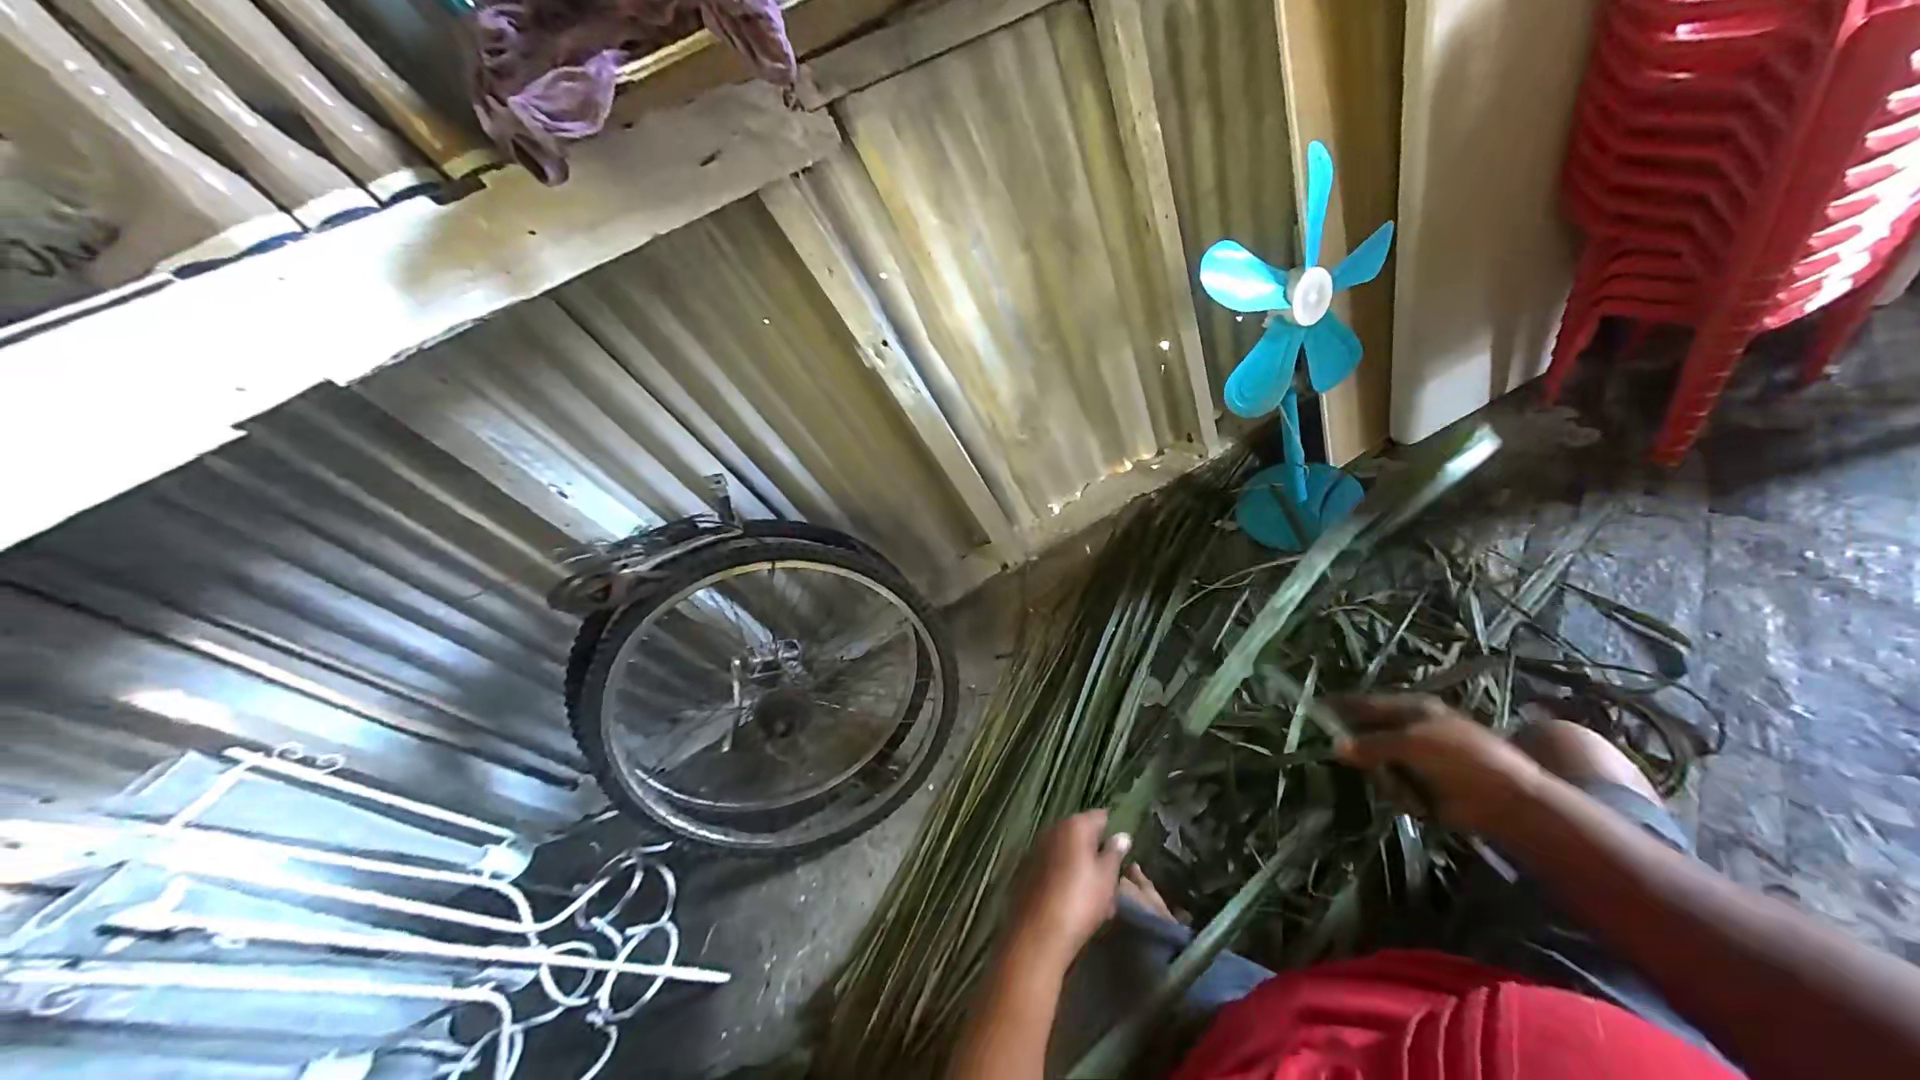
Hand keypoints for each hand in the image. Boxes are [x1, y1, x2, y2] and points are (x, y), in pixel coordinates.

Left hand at [1002, 810, 1131, 973]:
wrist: (1038, 933)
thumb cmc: (1080, 900)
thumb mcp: (1107, 877)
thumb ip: (1115, 853)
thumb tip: (1122, 835)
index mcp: (1074, 826)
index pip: (1099, 817)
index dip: (1112, 832)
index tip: (1121, 852)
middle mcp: (1052, 830)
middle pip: (1082, 836)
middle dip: (1097, 855)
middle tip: (1111, 882)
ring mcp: (1037, 849)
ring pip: (1068, 854)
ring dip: (1082, 869)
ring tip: (1097, 900)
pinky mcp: (1027, 870)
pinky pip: (1053, 867)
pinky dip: (1065, 878)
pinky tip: (1074, 903)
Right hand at [1333, 695, 1546, 832]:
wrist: (1507, 801)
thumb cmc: (1461, 759)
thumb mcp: (1412, 743)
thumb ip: (1371, 743)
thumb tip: (1335, 747)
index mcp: (1412, 709)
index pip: (1366, 703)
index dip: (1340, 706)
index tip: (1312, 711)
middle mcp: (1411, 729)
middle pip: (1366, 732)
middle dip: (1356, 746)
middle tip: (1344, 757)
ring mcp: (1416, 758)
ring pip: (1375, 761)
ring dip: (1381, 775)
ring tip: (1398, 786)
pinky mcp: (1421, 785)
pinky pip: (1391, 785)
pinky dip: (1394, 792)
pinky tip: (1407, 798)